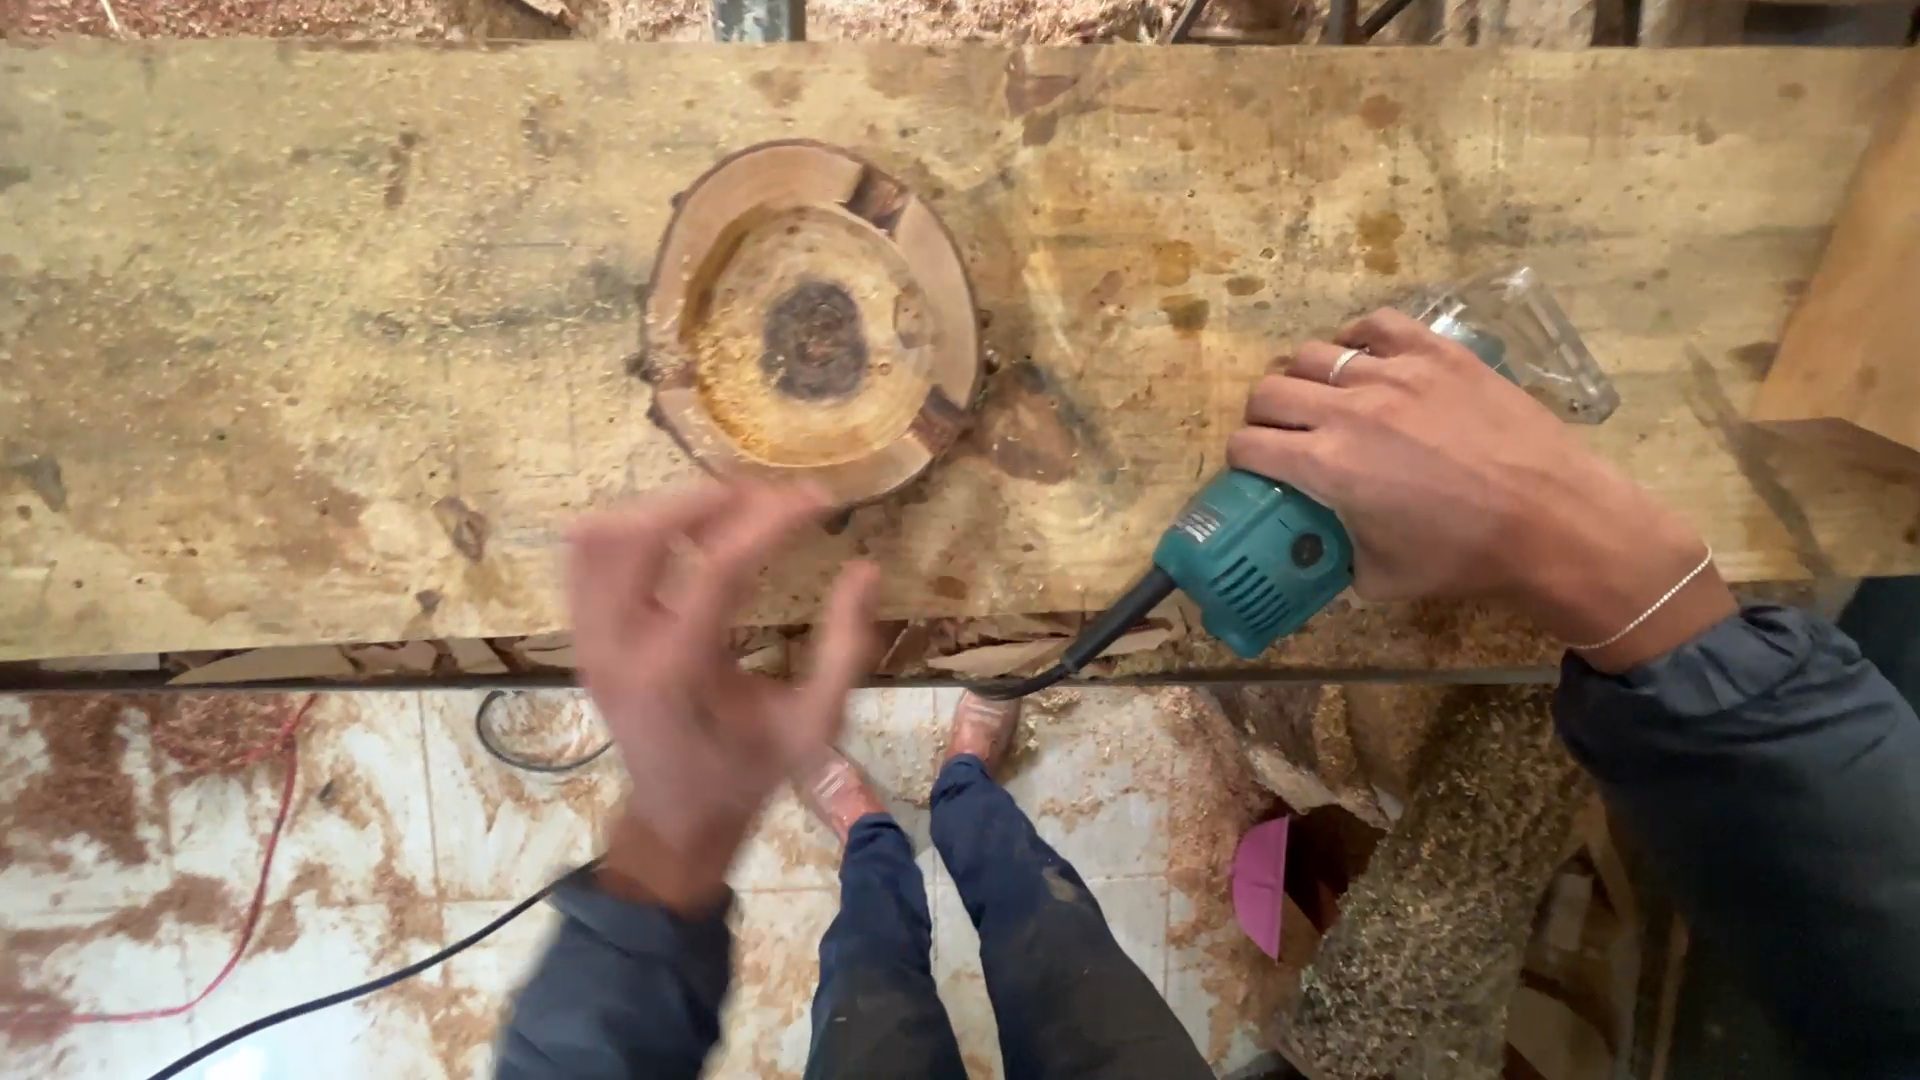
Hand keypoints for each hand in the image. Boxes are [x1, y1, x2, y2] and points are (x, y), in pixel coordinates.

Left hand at [568, 482, 879, 912]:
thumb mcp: (815, 723)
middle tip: (765, 496)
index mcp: (680, 672)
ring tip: (724, 508)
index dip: (771, 521)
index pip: (718, 567)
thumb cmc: (752, 771)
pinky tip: (677, 533)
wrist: (678, 815)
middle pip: (642, 534)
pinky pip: (583, 557)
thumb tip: (867, 569)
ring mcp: (587, 640)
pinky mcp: (580, 636)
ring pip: (599, 536)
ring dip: (665, 508)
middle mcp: (619, 647)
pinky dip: (628, 527)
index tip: (817, 497)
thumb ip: (845, 647)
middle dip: (710, 499)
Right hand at [1227, 308, 1733, 670]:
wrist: (1556, 523)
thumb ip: (1330, 549)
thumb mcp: (1375, 576)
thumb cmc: (1462, 558)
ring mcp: (1395, 375)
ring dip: (1302, 378)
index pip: (1247, 444)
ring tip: (1321, 397)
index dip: (1241, 457)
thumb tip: (1316, 541)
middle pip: (1267, 392)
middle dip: (1262, 416)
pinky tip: (1361, 359)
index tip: (1253, 468)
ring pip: (1311, 354)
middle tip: (1282, 434)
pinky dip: (1356, 339)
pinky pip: (1377, 324)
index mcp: (1326, 467)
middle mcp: (1348, 412)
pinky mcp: (1439, 354)